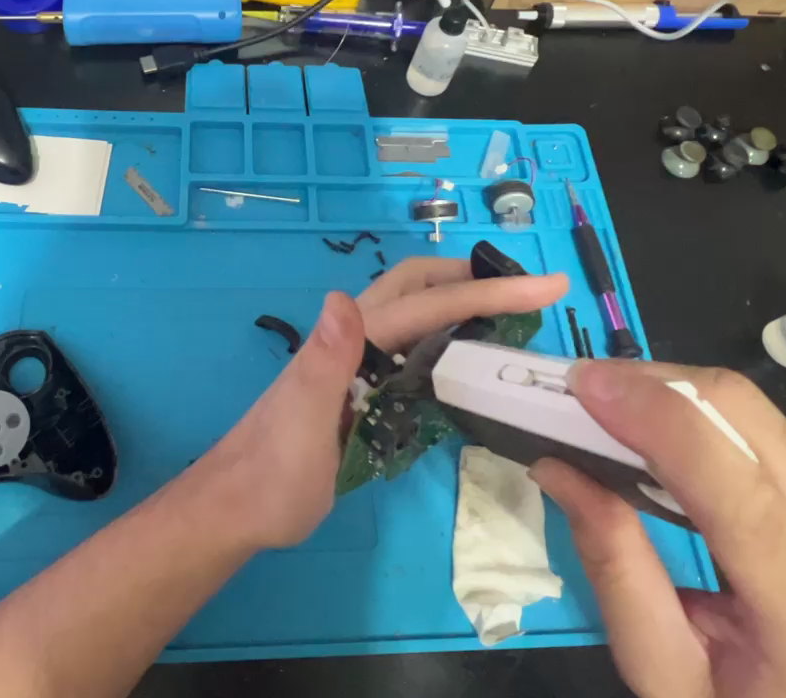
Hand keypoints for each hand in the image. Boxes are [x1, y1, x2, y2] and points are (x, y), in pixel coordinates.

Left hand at [184, 257, 568, 550]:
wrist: (238, 507)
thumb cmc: (272, 473)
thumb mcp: (301, 423)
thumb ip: (324, 362)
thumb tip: (343, 297)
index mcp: (350, 338)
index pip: (429, 303)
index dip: (490, 290)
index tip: (548, 286)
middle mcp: (354, 336)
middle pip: (420, 285)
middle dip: (475, 278)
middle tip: (532, 292)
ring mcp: (357, 360)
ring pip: (416, 312)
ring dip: (462, 301)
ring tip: (513, 318)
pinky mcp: (361, 387)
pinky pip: (412, 348)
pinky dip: (446, 338)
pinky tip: (468, 362)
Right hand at [531, 361, 785, 697]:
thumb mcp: (666, 679)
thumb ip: (615, 570)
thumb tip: (557, 467)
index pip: (739, 491)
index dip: (658, 421)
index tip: (581, 385)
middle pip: (751, 420)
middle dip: (654, 384)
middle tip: (579, 391)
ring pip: (758, 415)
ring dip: (672, 394)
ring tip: (606, 410)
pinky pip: (767, 438)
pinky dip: (699, 420)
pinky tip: (656, 438)